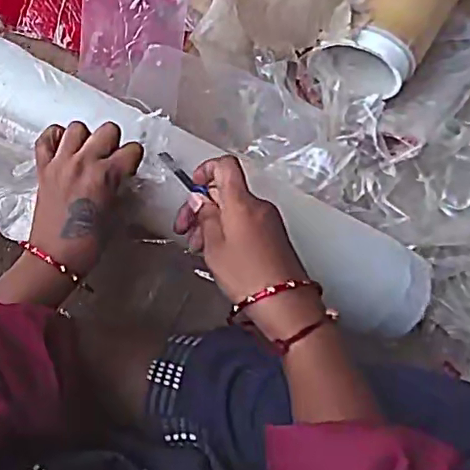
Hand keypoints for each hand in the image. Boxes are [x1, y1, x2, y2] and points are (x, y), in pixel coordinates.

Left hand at [28, 121, 143, 274]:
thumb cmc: (85, 243)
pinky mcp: (43, 169)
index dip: (133, 157)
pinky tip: (62, 148)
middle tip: (109, 157)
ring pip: (77, 128)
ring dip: (85, 137)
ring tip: (86, 152)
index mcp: (106, 176)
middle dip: (113, 142)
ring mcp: (61, 163)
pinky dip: (54, 138)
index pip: (131, 149)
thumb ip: (118, 187)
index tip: (129, 164)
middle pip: (107, 130)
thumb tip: (120, 175)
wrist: (55, 256)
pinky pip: (46, 139)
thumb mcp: (115, 213)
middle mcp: (83, 164)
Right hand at [172, 156, 307, 306]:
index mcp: (242, 202)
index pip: (226, 166)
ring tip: (199, 246)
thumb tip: (200, 199)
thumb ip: (204, 216)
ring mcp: (267, 220)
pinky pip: (244, 221)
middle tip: (185, 227)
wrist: (284, 303)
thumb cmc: (247, 276)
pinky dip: (226, 230)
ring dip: (211, 220)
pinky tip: (216, 251)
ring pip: (232, 208)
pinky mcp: (272, 234)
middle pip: (225, 190)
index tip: (194, 186)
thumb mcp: (213, 245)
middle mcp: (258, 205)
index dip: (206, 169)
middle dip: (201, 205)